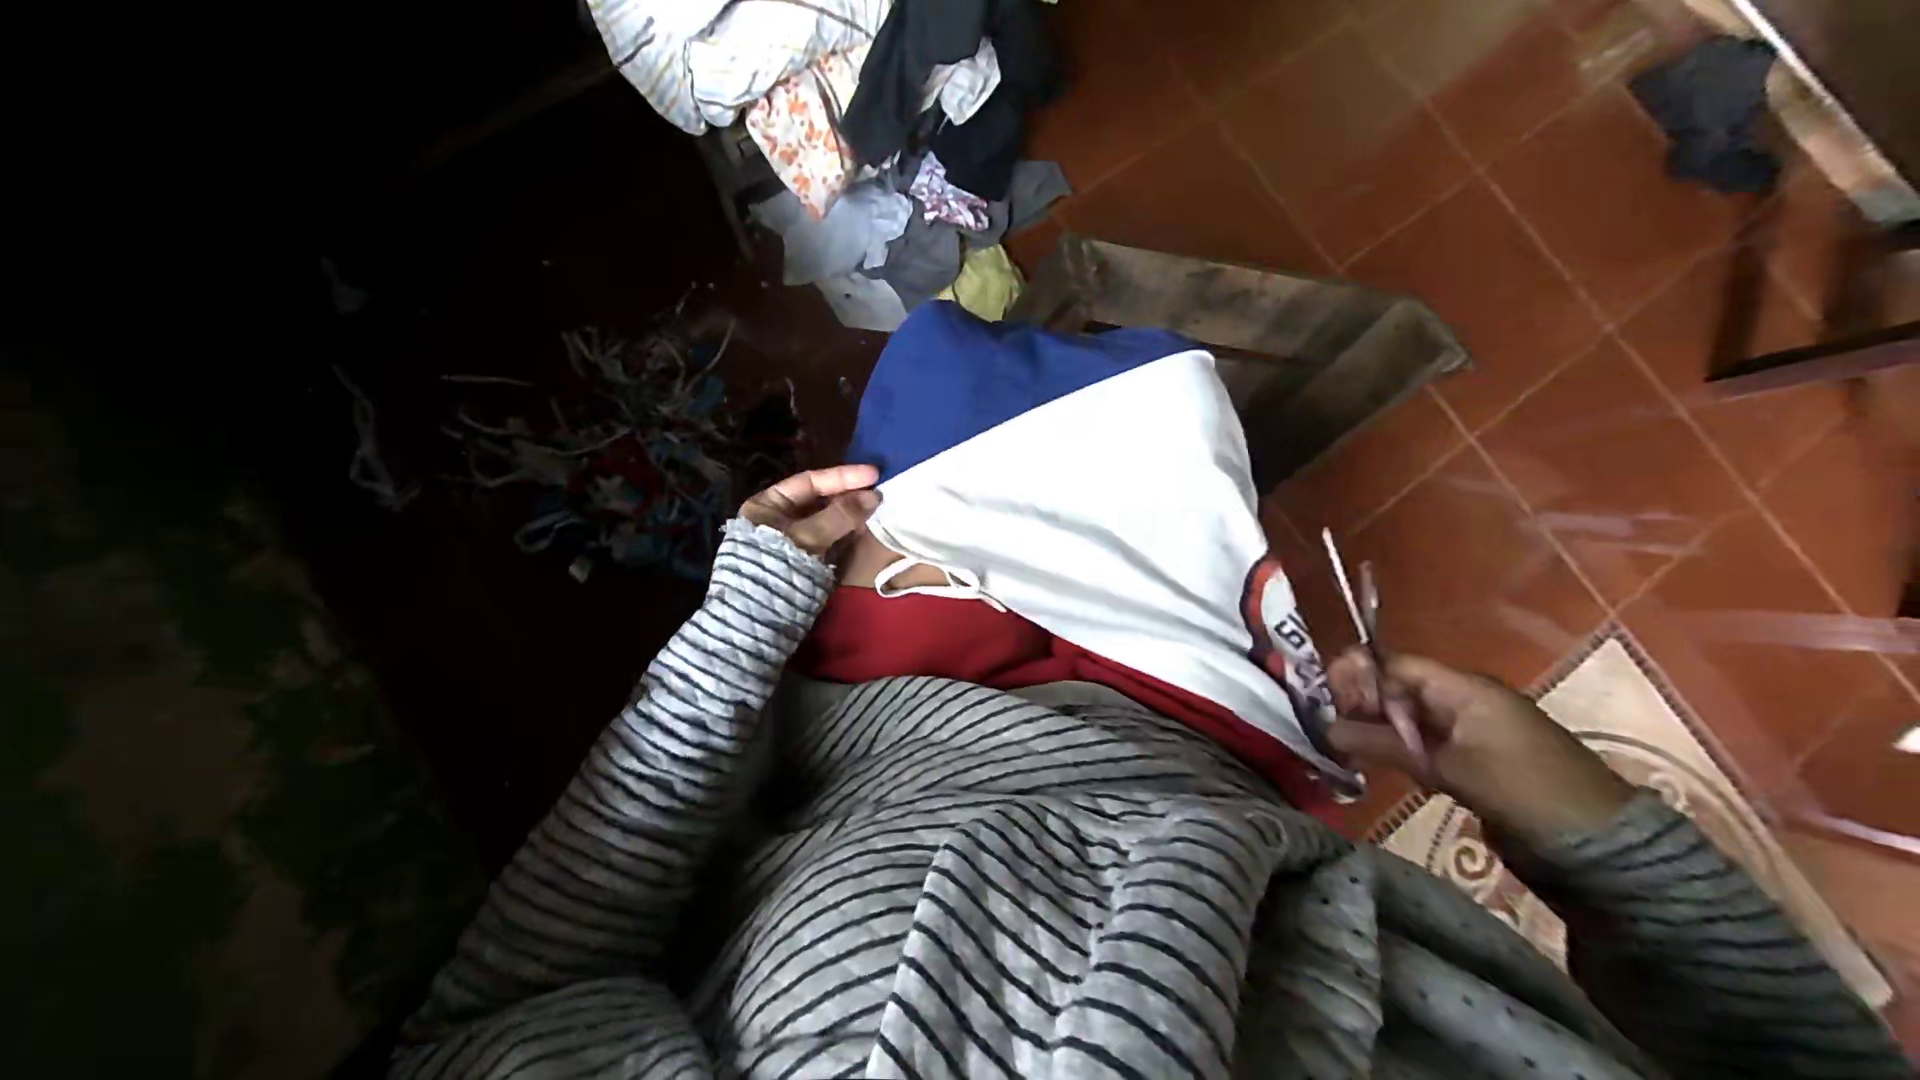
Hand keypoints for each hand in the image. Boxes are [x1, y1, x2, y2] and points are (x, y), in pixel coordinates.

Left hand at [739, 464, 881, 559]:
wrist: (759, 616)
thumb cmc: (776, 566)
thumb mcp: (807, 536)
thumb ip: (840, 515)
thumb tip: (874, 496)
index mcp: (768, 504)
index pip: (809, 482)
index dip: (842, 476)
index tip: (873, 474)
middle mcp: (779, 518)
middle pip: (820, 500)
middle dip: (849, 496)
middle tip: (878, 492)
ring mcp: (793, 540)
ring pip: (828, 519)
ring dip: (851, 514)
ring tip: (877, 508)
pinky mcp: (806, 560)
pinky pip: (830, 539)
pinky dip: (847, 532)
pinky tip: (865, 529)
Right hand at [1326, 649, 1634, 847]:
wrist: (1600, 846)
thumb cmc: (1523, 790)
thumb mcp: (1448, 767)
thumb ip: (1384, 745)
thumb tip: (1325, 728)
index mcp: (1462, 687)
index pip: (1394, 664)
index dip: (1358, 675)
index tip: (1331, 702)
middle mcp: (1462, 698)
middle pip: (1396, 687)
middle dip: (1361, 704)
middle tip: (1334, 731)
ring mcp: (1468, 728)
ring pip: (1405, 716)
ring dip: (1375, 728)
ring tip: (1346, 749)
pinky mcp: (1471, 756)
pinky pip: (1422, 739)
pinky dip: (1397, 747)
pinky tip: (1376, 763)